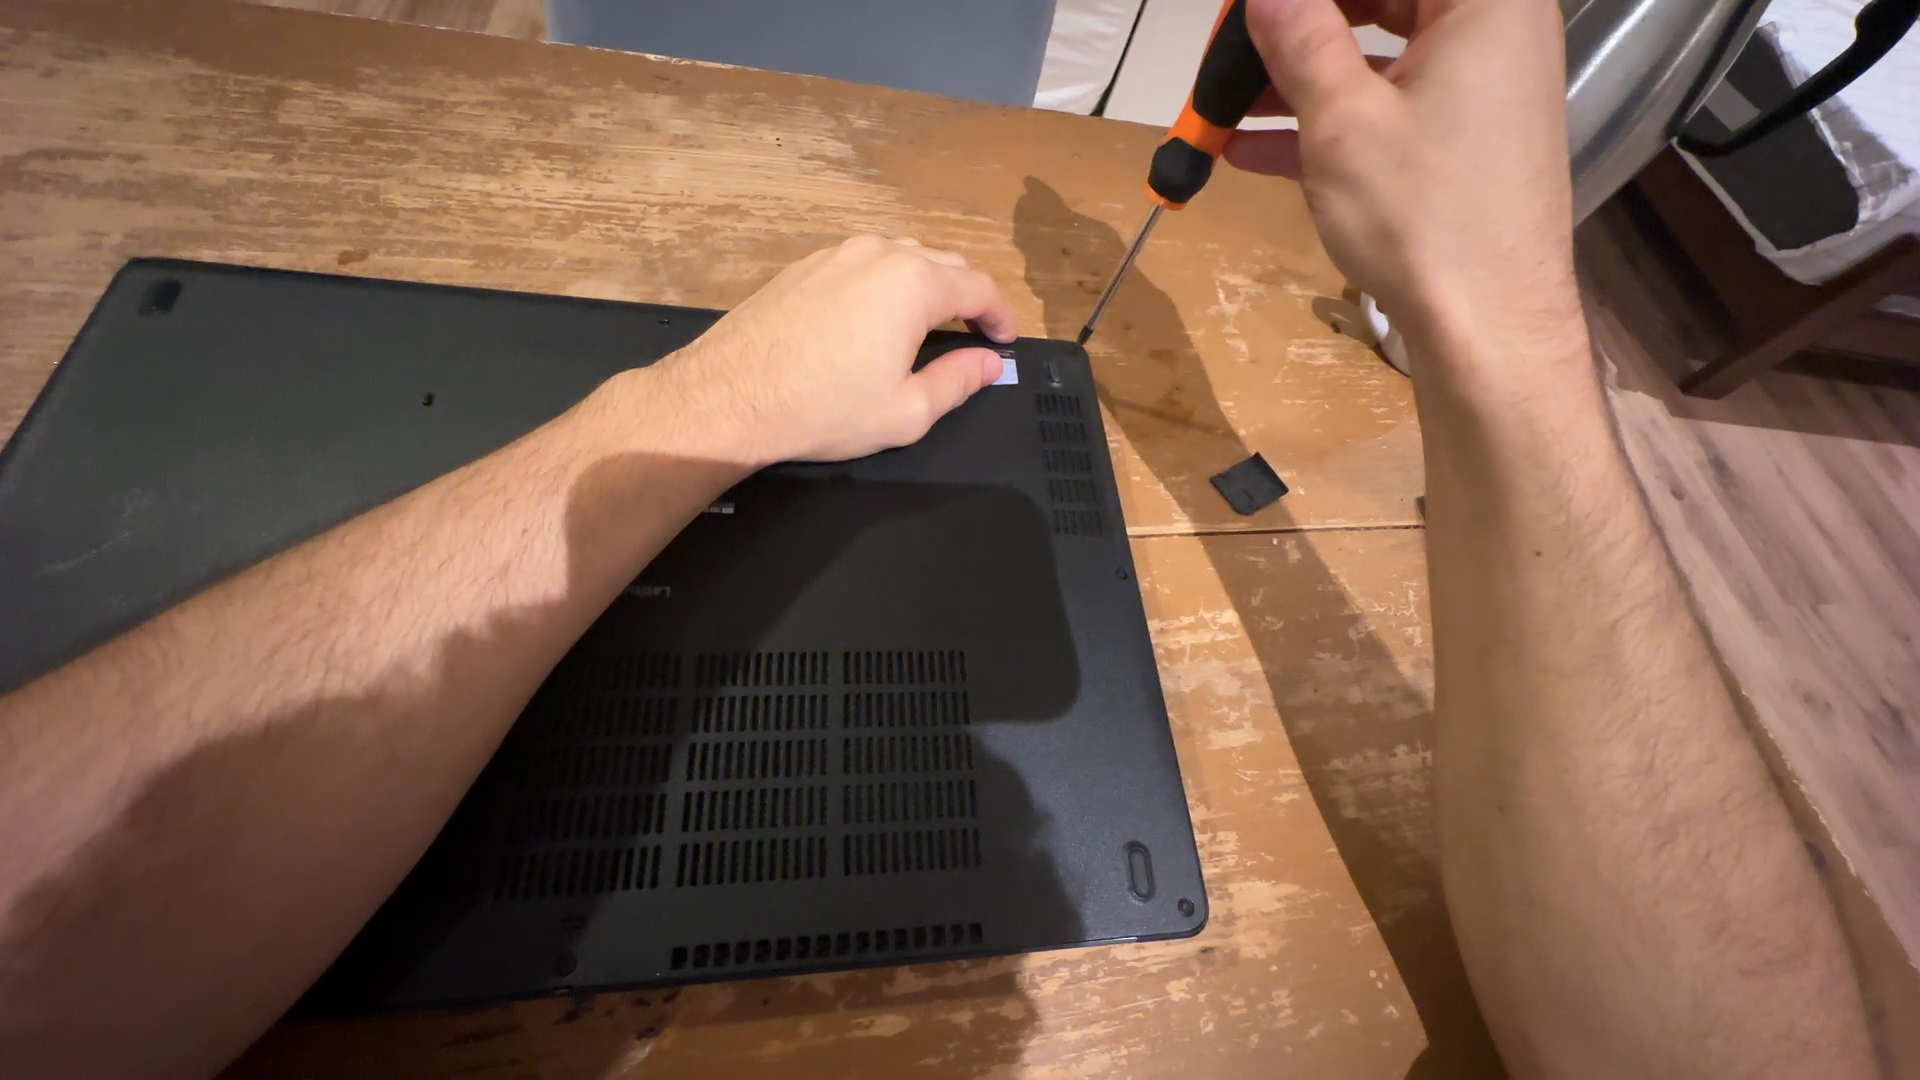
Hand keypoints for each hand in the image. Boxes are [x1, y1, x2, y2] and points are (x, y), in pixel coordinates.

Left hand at [651, 236, 1015, 465]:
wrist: (731, 397)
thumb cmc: (826, 409)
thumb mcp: (907, 410)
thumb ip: (958, 381)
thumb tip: (990, 363)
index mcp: (913, 283)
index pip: (979, 287)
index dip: (1001, 315)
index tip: (1007, 340)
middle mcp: (879, 253)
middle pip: (944, 264)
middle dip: (968, 298)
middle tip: (975, 334)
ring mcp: (837, 253)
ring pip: (902, 258)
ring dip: (927, 287)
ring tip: (930, 325)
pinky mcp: (805, 265)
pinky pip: (863, 265)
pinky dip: (886, 286)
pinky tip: (877, 319)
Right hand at [1226, 0, 1580, 352]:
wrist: (1482, 319)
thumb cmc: (1418, 211)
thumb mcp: (1344, 123)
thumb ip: (1304, 42)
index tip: (1255, 11)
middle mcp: (1492, 27)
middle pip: (1385, 1)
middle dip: (1302, 25)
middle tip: (1235, 50)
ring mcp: (1474, 90)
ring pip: (1376, 60)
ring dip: (1298, 80)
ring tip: (1226, 104)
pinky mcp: (1453, 143)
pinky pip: (1382, 112)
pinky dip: (1322, 124)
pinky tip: (1251, 149)